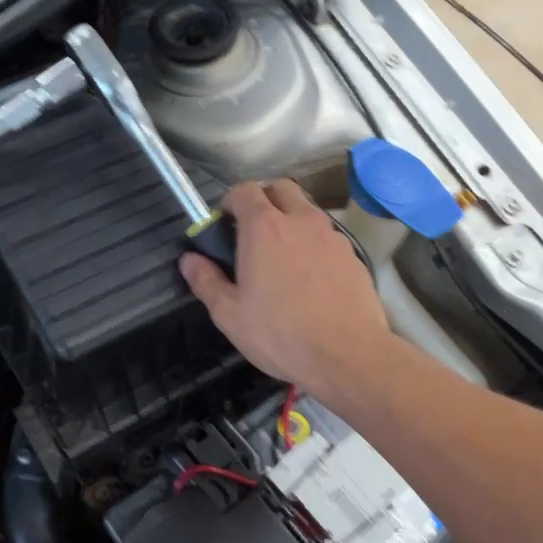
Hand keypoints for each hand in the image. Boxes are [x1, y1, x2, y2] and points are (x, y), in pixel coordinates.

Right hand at [179, 180, 393, 395]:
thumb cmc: (281, 334)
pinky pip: (327, 236)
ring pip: (307, 210)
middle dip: (263, 200)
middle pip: (280, 188)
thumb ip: (206, 281)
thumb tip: (189, 259)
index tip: (224, 226)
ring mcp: (331, 235)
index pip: (244, 190)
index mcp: (264, 228)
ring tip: (282, 258)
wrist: (348, 355)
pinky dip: (314, 243)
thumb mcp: (230, 315)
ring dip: (291, 220)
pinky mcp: (352, 254)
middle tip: (252, 233)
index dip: (230, 202)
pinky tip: (310, 278)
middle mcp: (300, 220)